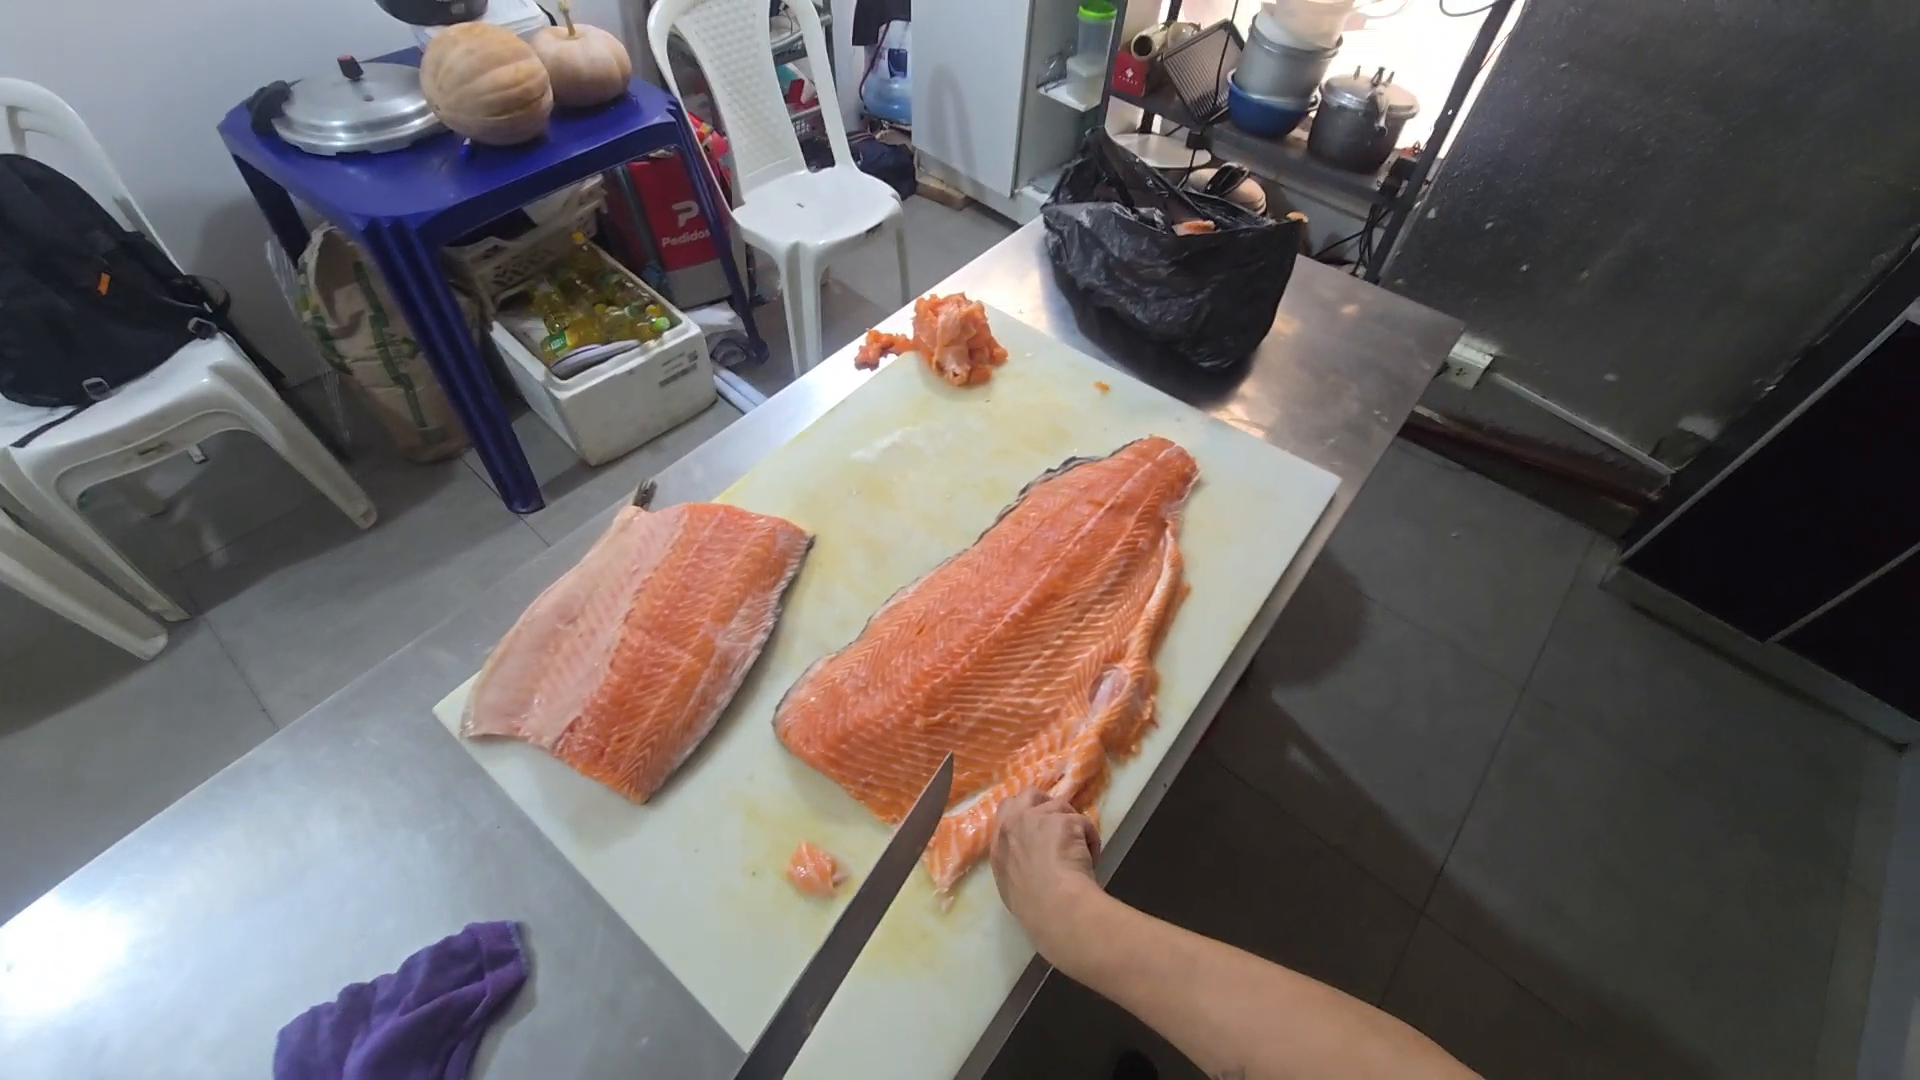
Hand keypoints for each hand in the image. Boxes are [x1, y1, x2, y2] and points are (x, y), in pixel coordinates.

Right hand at [991, 790, 1102, 954]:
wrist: (1053, 905)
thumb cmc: (1031, 906)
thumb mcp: (1009, 886)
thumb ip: (1014, 864)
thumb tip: (1027, 862)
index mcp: (1000, 842)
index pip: (1006, 809)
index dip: (1024, 812)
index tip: (1036, 826)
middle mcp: (1016, 822)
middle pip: (1030, 795)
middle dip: (1045, 803)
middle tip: (1058, 823)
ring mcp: (1040, 818)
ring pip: (1061, 806)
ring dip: (1071, 824)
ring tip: (1081, 849)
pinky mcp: (1065, 820)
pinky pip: (1083, 822)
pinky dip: (1090, 839)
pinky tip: (1092, 858)